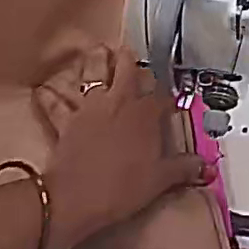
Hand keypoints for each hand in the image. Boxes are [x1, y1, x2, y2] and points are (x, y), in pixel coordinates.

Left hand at [34, 43, 208, 248]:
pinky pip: (55, 104)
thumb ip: (184, 169)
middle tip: (129, 53)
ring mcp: (90, 108)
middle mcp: (119, 102)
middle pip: (126, 69)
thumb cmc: (123, 187)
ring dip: (94, 61)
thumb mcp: (160, 180)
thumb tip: (206, 168)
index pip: (161, 97)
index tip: (170, 101)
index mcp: (144, 114)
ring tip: (97, 50)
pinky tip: (42, 89)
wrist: (77, 199)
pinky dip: (49, 97)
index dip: (166, 97)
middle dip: (129, 60)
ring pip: (92, 74)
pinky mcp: (66, 120)